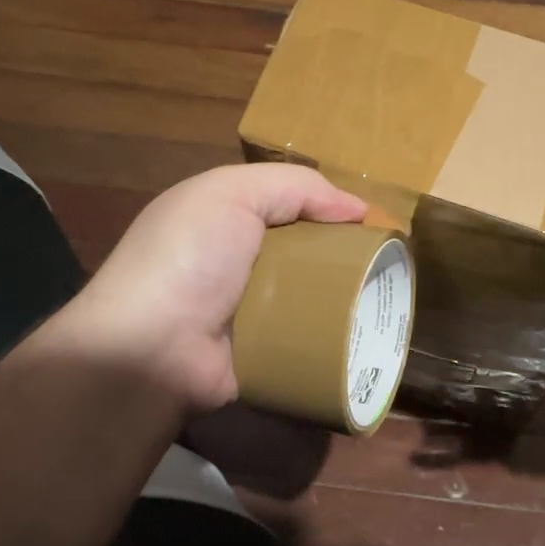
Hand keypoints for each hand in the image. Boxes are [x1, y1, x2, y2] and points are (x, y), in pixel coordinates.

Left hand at [59, 164, 365, 411]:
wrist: (154, 349)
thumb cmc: (190, 259)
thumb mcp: (233, 193)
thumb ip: (293, 186)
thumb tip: (358, 207)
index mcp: (222, 222)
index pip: (288, 208)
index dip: (329, 211)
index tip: (375, 224)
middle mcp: (235, 267)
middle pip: (303, 256)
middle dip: (344, 259)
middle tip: (390, 267)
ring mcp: (248, 316)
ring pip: (309, 302)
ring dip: (344, 303)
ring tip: (388, 303)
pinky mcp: (262, 358)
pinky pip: (305, 345)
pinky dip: (331, 342)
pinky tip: (366, 340)